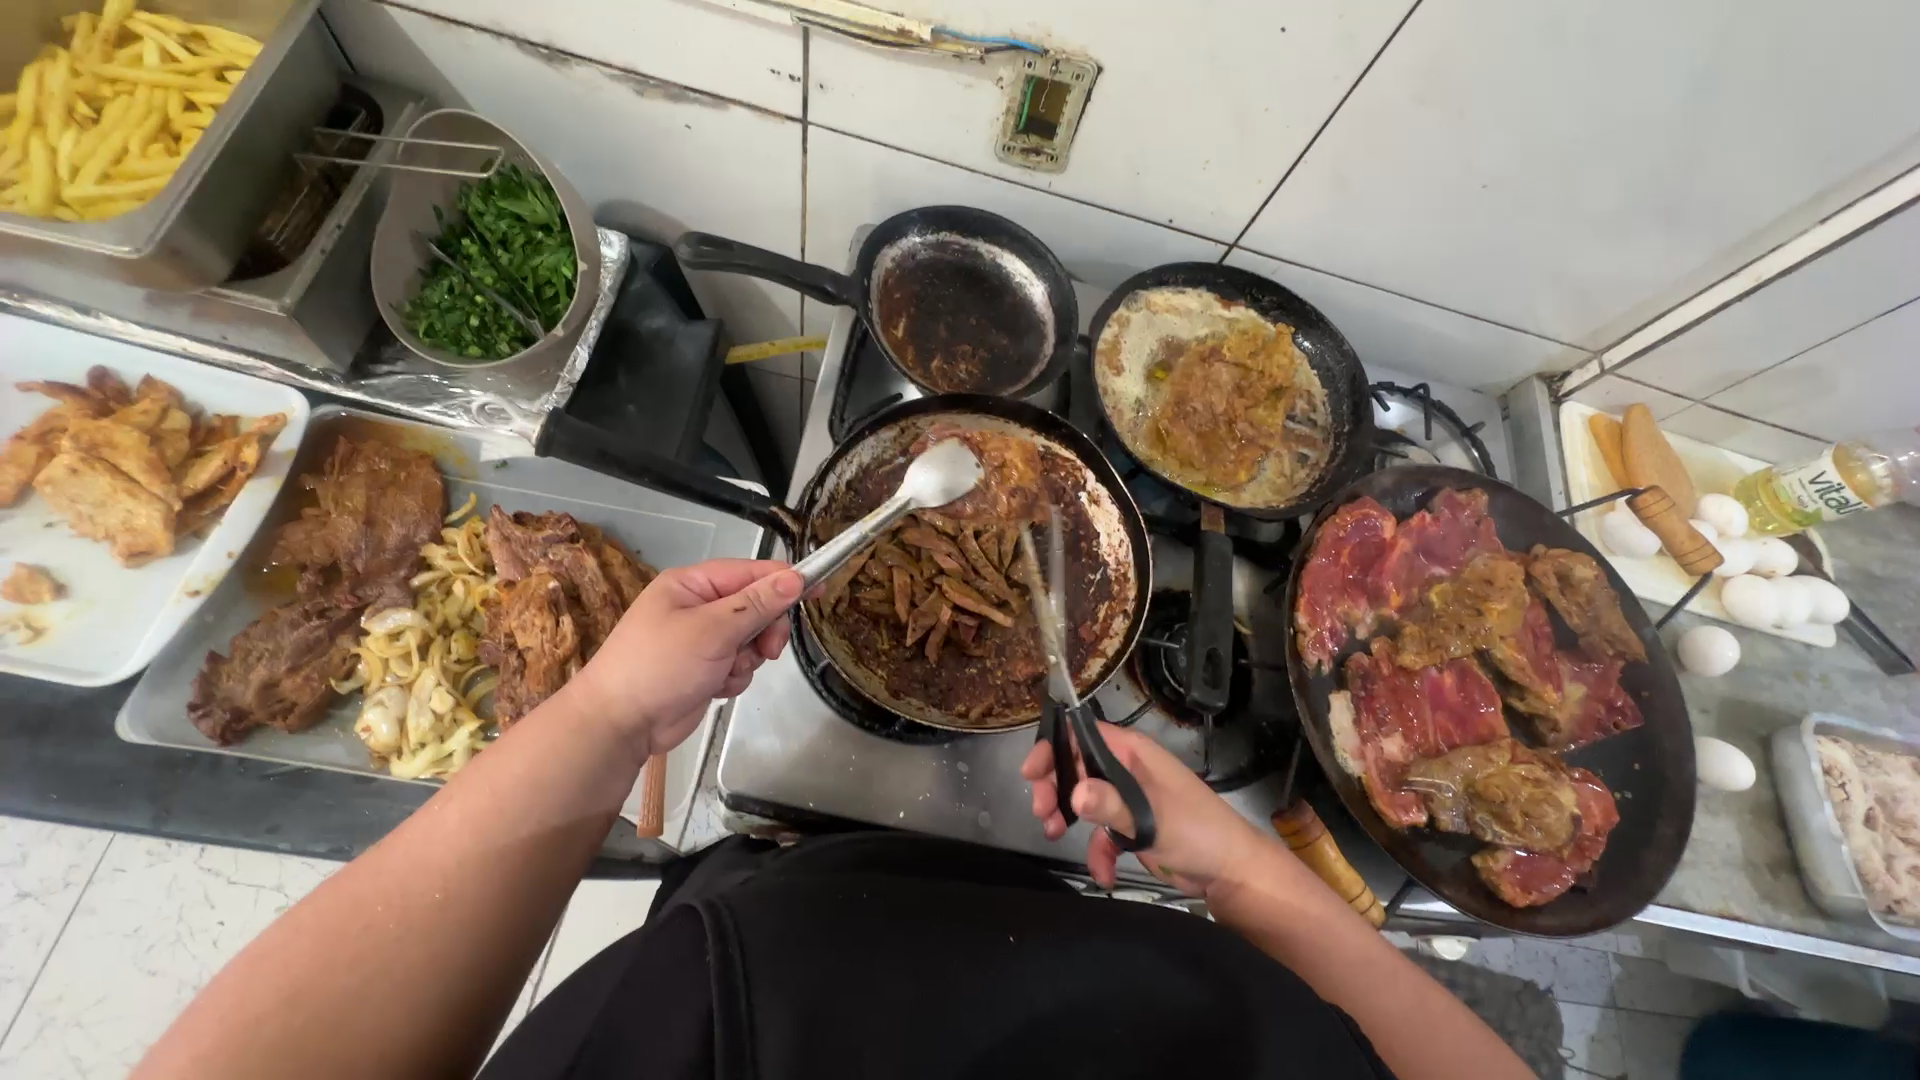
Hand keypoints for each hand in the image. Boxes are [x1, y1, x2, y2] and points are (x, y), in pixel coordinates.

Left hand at [564, 558, 800, 761]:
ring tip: (727, 673)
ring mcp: (701, 640)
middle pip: (756, 607)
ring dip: (747, 658)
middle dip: (764, 631)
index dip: (784, 581)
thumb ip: (757, 604)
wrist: (619, 724)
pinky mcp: (704, 669)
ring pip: (752, 640)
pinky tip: (716, 687)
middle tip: (768, 651)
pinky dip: (735, 677)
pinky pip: (739, 664)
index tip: (817, 590)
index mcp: (693, 584)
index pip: (750, 572)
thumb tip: (795, 577)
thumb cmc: (660, 666)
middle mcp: (698, 607)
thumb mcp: (713, 630)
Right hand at [1022, 722, 1276, 897]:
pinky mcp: (1132, 827)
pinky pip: (1102, 834)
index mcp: (1132, 752)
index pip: (1082, 735)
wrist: (1232, 873)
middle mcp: (1127, 769)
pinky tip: (1102, 873)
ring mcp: (1128, 798)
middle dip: (1054, 787)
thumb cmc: (1198, 831)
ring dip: (1065, 815)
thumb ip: (1112, 804)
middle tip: (1042, 811)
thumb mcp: (1153, 817)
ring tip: (1052, 834)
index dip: (1053, 747)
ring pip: (1083, 798)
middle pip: (1076, 766)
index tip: (1032, 772)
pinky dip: (1097, 852)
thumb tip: (1074, 793)